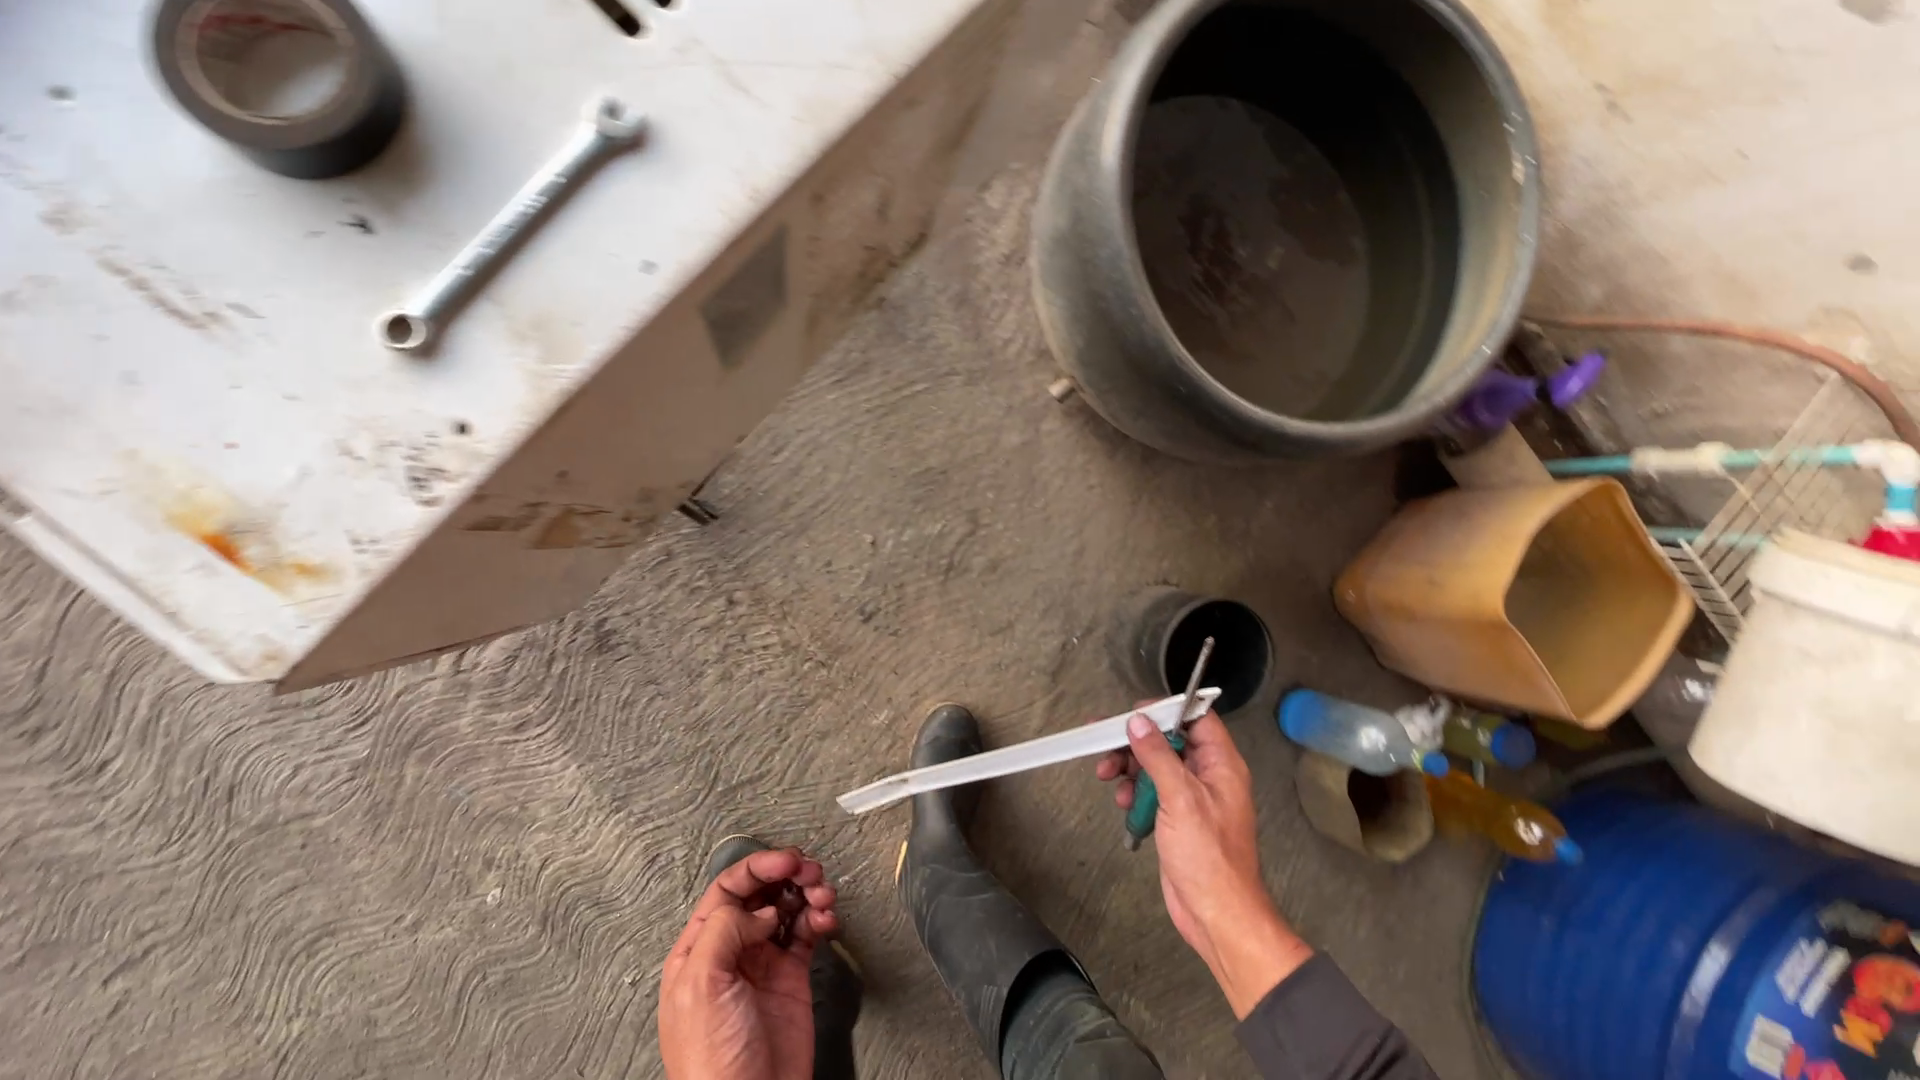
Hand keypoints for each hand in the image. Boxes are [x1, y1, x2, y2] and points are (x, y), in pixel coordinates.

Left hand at [659, 848, 839, 1079]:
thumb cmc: (712, 1061)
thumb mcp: (701, 986)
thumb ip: (725, 930)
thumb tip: (760, 909)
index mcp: (700, 949)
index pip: (728, 889)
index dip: (758, 868)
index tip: (786, 860)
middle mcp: (731, 950)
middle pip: (761, 893)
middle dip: (787, 875)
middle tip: (809, 871)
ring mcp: (763, 963)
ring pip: (787, 908)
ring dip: (808, 892)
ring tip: (823, 895)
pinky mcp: (791, 978)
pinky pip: (807, 933)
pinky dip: (820, 918)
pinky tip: (826, 918)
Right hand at [1096, 709, 1312, 1017]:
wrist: (1216, 914)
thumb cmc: (1209, 859)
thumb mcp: (1181, 799)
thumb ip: (1158, 756)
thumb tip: (1139, 722)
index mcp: (1221, 764)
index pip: (1196, 718)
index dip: (1166, 710)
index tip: (1133, 713)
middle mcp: (1208, 776)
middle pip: (1169, 741)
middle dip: (1136, 742)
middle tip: (1104, 745)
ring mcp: (1192, 798)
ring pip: (1155, 766)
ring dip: (1129, 768)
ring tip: (1107, 776)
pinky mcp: (1177, 818)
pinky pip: (1152, 792)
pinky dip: (1134, 793)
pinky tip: (1124, 803)